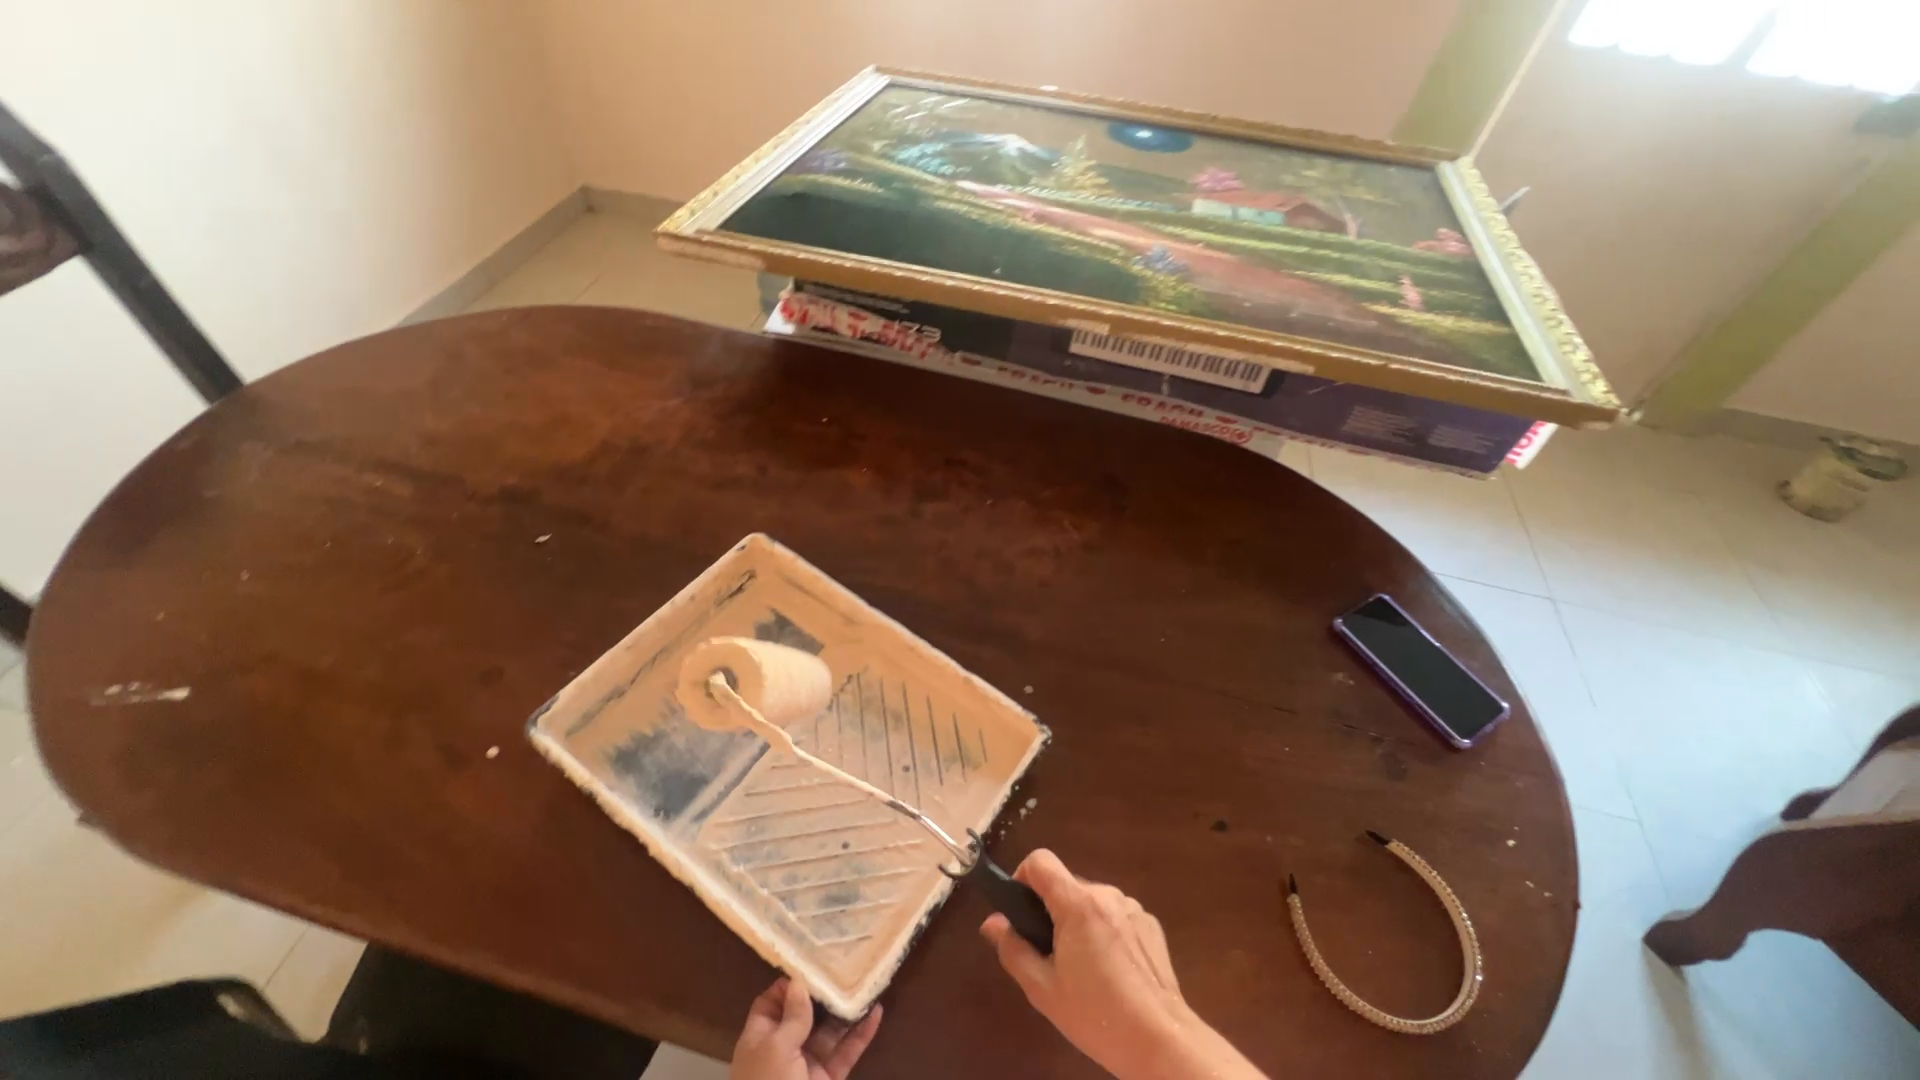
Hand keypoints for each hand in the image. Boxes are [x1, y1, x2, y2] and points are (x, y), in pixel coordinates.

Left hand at [730, 976, 880, 1079]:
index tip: (812, 964)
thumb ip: (792, 1017)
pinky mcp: (828, 1079)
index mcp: (760, 1039)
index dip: (788, 985)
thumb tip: (799, 981)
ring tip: (865, 984)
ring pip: (829, 1031)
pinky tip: (876, 1013)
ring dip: (846, 1011)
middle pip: (804, 1014)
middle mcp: (783, 1048)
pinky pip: (846, 1052)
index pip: (771, 1003)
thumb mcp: (776, 1049)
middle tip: (845, 966)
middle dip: (823, 994)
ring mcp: (806, 1065)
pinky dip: (861, 1035)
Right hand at [980, 850, 1265, 1079]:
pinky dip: (1105, 932)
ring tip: (1083, 968)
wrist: (1159, 1039)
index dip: (1022, 878)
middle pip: (1066, 885)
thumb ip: (1013, 949)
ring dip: (1079, 923)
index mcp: (1077, 904)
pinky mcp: (1150, 924)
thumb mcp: (1043, 989)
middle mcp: (1106, 895)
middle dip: (1051, 911)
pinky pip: (1115, 916)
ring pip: (1091, 902)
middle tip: (1049, 955)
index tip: (1021, 912)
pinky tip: (1111, 971)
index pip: (1040, 861)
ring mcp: (1132, 907)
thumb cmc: (1095, 1015)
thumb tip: (993, 922)